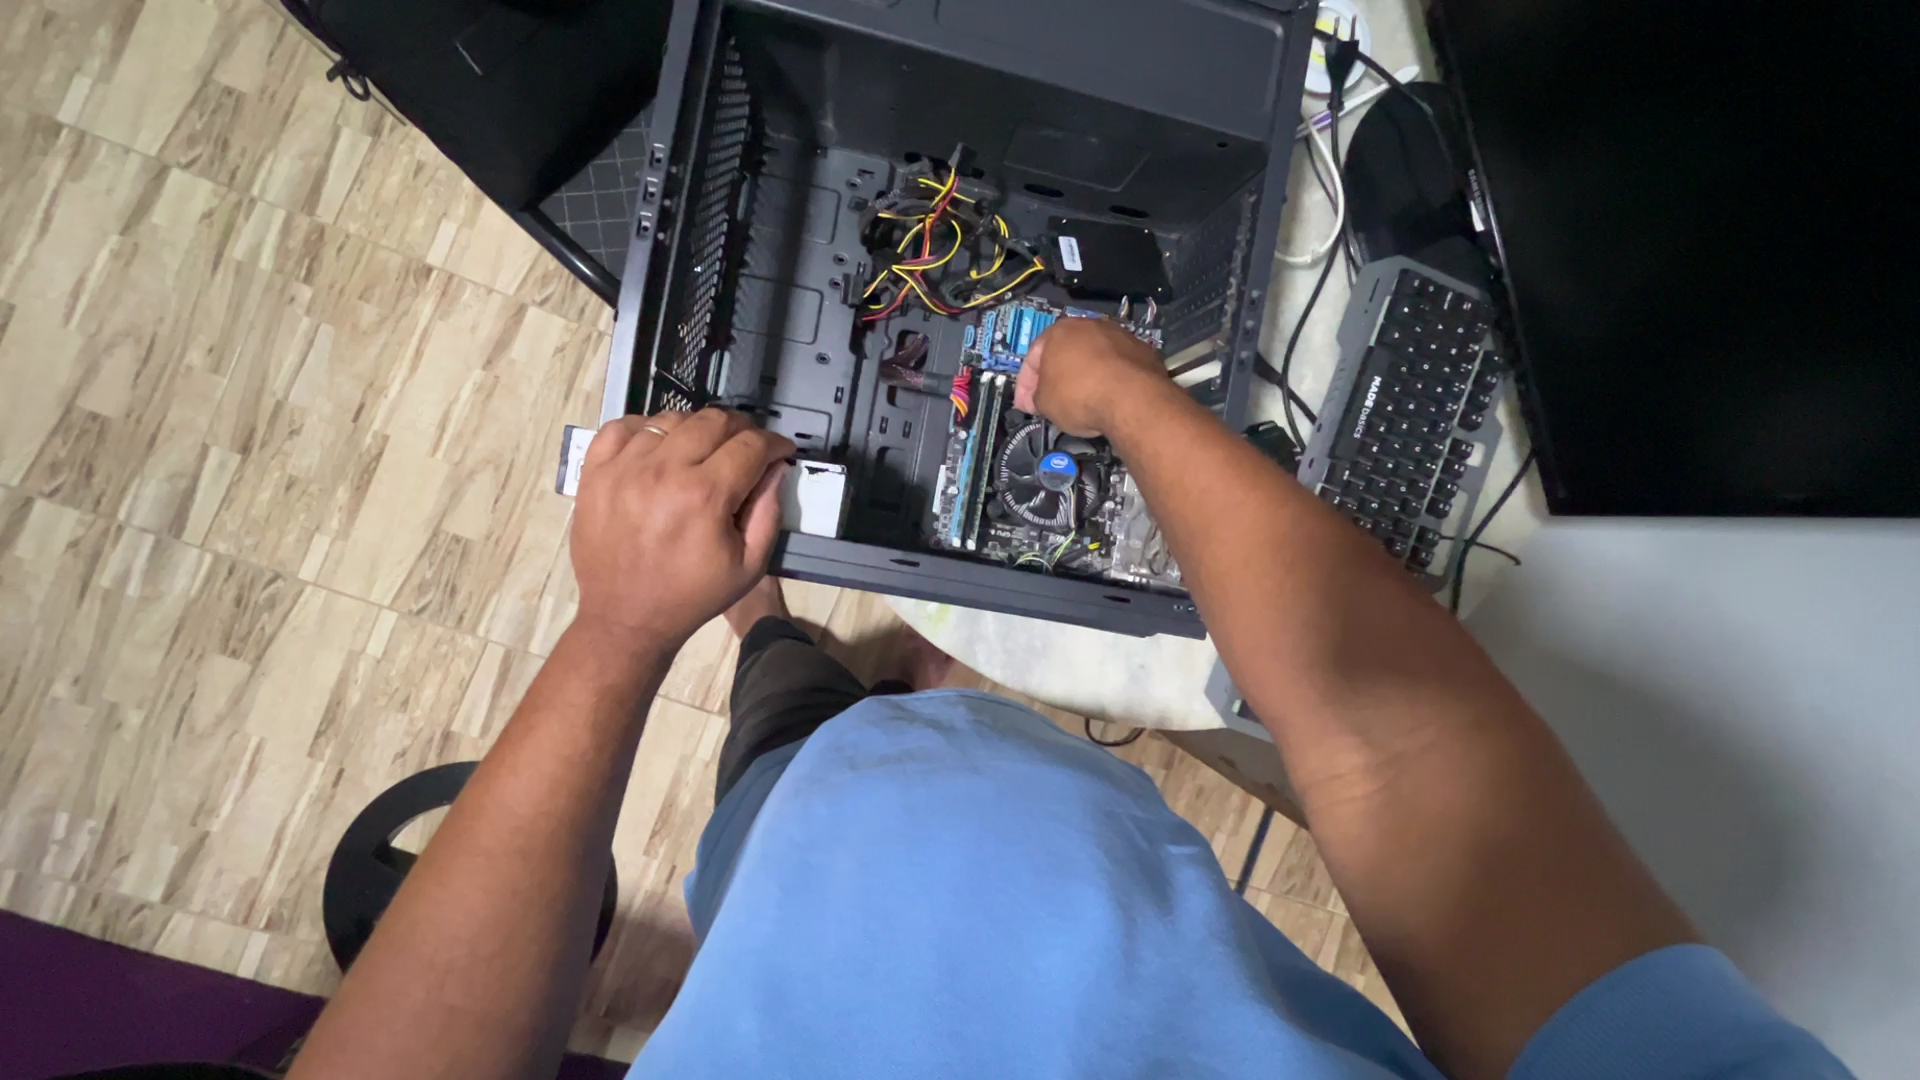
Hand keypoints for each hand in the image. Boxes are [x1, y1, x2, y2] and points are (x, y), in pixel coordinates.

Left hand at [571, 409, 793, 648]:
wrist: (627, 617)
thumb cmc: (694, 594)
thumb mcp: (750, 564)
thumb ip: (769, 511)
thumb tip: (776, 467)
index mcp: (706, 495)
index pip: (751, 445)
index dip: (774, 443)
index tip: (780, 451)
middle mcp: (664, 471)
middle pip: (713, 421)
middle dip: (741, 430)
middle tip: (747, 449)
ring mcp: (625, 468)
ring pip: (671, 419)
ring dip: (698, 429)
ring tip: (705, 450)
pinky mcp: (595, 472)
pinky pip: (622, 427)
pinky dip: (647, 428)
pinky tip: (660, 447)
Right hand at [1014, 316, 1172, 436]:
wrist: (1132, 400)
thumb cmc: (1079, 396)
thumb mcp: (1044, 403)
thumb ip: (1037, 396)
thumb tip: (1041, 399)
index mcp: (1058, 332)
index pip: (1033, 357)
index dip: (1026, 385)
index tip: (1026, 404)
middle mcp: (1089, 325)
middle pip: (1065, 353)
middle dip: (1055, 377)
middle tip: (1050, 401)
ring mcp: (1119, 335)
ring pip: (1094, 357)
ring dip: (1084, 376)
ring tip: (1081, 401)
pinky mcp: (1142, 350)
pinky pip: (1117, 366)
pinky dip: (1109, 380)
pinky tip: (1107, 398)